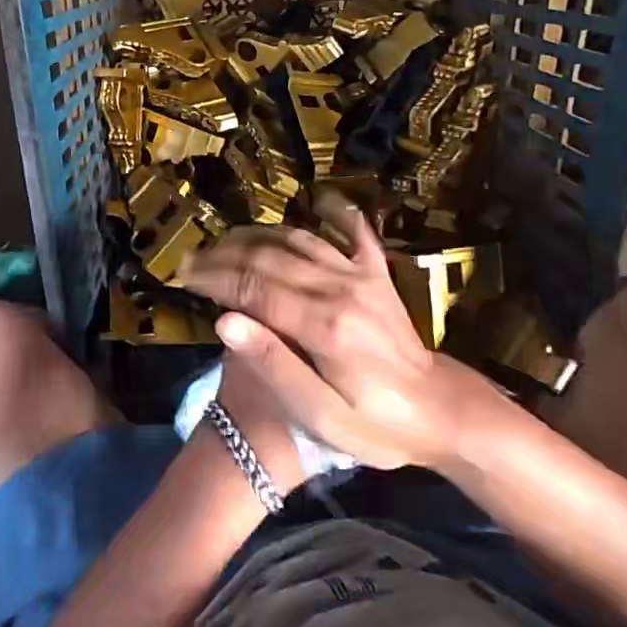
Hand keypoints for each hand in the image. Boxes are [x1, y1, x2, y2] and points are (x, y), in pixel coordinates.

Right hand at [177, 206, 480, 470]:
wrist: (444, 414)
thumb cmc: (377, 426)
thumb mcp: (321, 415)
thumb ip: (273, 365)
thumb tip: (224, 322)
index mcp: (324, 326)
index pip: (253, 288)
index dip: (213, 279)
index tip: (183, 275)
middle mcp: (340, 289)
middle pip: (267, 258)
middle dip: (222, 255)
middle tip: (191, 259)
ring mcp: (360, 276)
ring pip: (296, 240)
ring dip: (255, 236)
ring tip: (223, 241)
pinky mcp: (376, 274)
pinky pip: (352, 231)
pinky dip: (334, 212)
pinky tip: (318, 199)